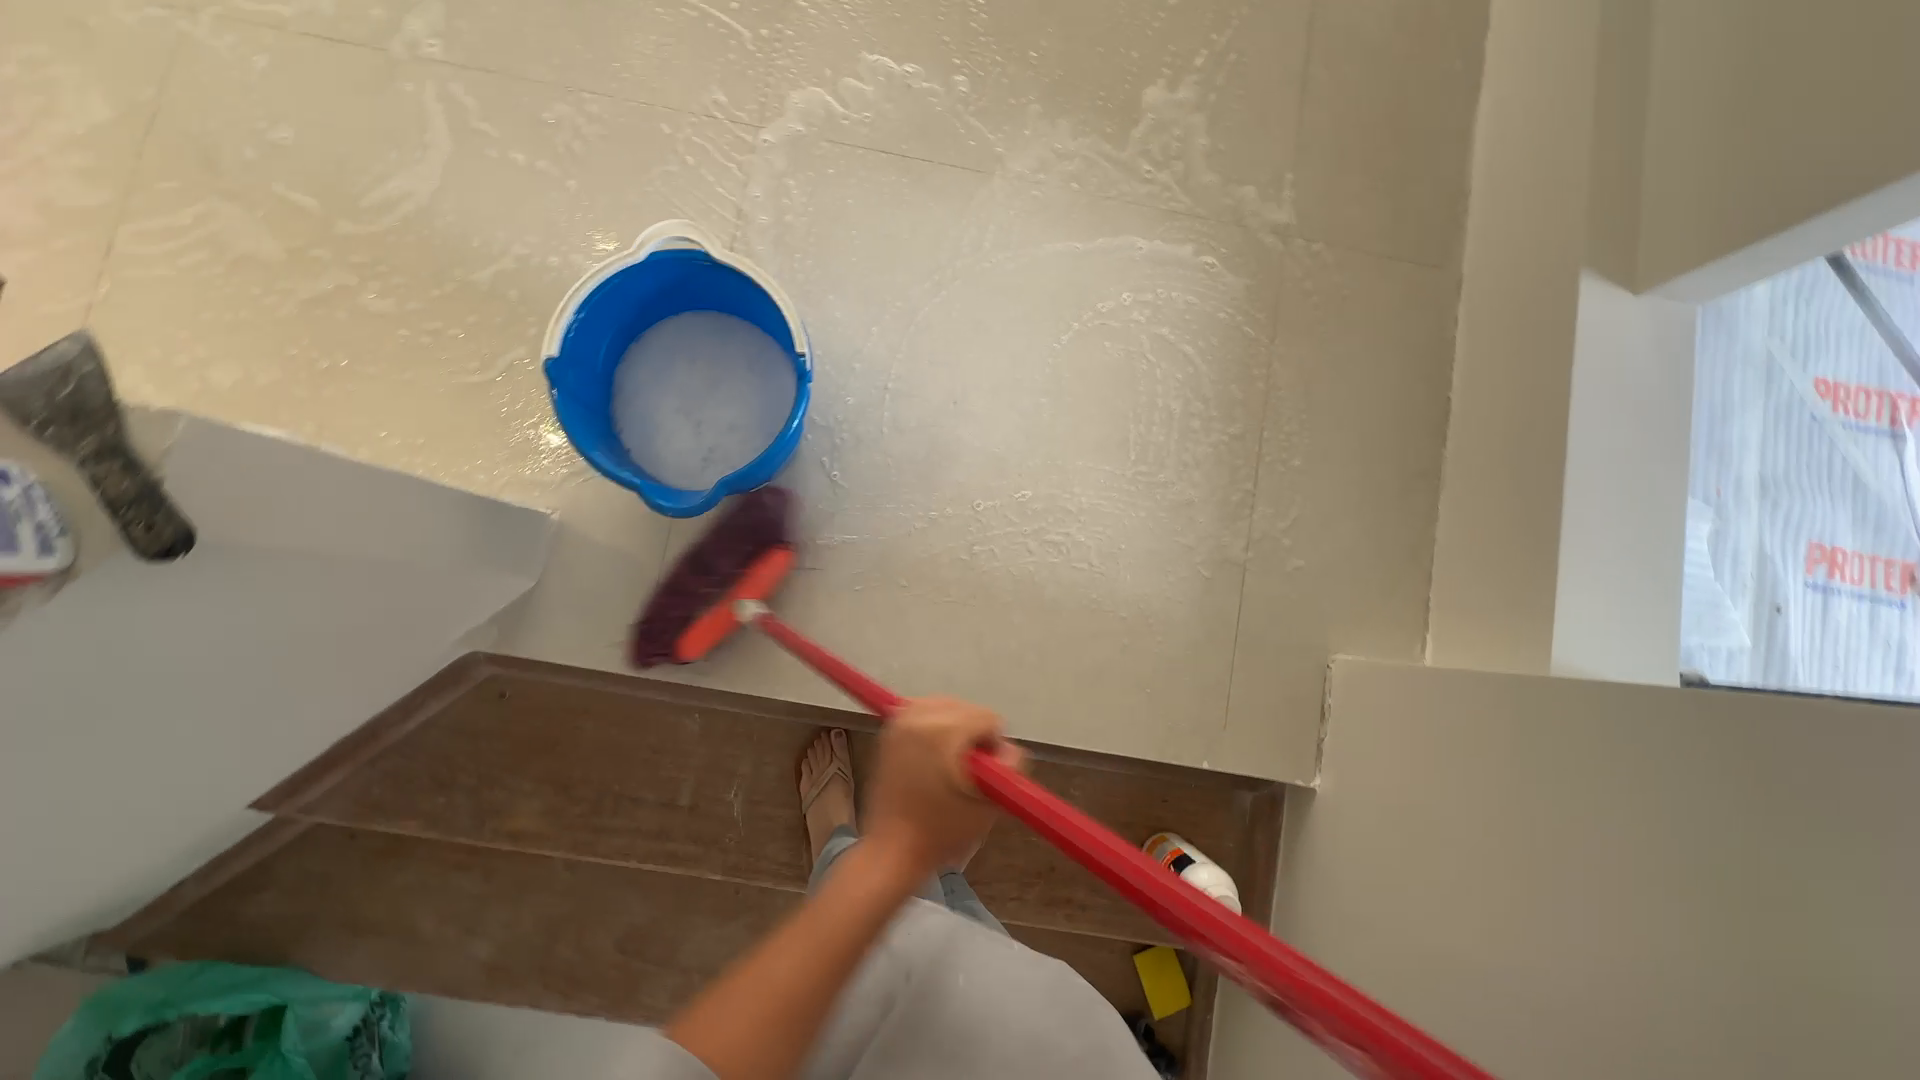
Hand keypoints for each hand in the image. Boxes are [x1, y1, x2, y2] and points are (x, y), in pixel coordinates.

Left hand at [863, 697, 1025, 876]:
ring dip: (955, 728)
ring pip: (944, 707)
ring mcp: (899, 721)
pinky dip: (934, 726)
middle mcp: (919, 716)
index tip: (986, 774)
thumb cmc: (943, 831)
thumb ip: (1010, 767)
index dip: (994, 747)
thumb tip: (1006, 747)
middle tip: (970, 770)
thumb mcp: (989, 803)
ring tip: (952, 763)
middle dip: (974, 735)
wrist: (892, 850)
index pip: (988, 719)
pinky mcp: (888, 731)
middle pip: (966, 708)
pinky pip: (922, 713)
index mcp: (944, 730)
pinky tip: (934, 754)